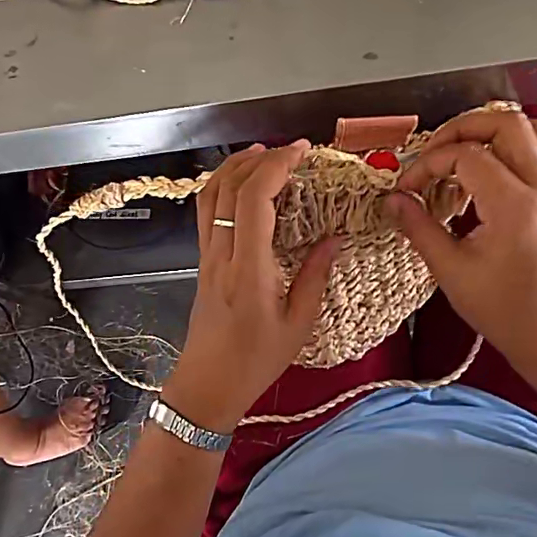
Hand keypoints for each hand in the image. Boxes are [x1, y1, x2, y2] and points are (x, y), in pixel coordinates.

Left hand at [161, 142, 338, 432]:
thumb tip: (334, 239)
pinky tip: (243, 186)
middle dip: (260, 158)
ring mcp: (207, 256)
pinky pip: (206, 212)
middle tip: (291, 151)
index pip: (254, 199)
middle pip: (229, 188)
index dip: (277, 166)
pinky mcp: (202, 261)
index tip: (302, 152)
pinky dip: (223, 187)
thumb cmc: (255, 361)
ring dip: (235, 167)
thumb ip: (316, 276)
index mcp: (248, 268)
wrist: (208, 384)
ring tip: (263, 154)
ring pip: (210, 195)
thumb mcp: (298, 324)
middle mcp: (222, 254)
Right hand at [386, 110, 536, 369]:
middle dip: (462, 128)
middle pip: (507, 123)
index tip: (409, 188)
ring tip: (462, 150)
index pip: (467, 155)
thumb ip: (419, 228)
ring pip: (534, 130)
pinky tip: (489, 169)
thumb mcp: (450, 271)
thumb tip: (393, 200)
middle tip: (433, 151)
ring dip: (494, 130)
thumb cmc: (503, 310)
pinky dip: (516, 146)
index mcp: (514, 207)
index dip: (429, 164)